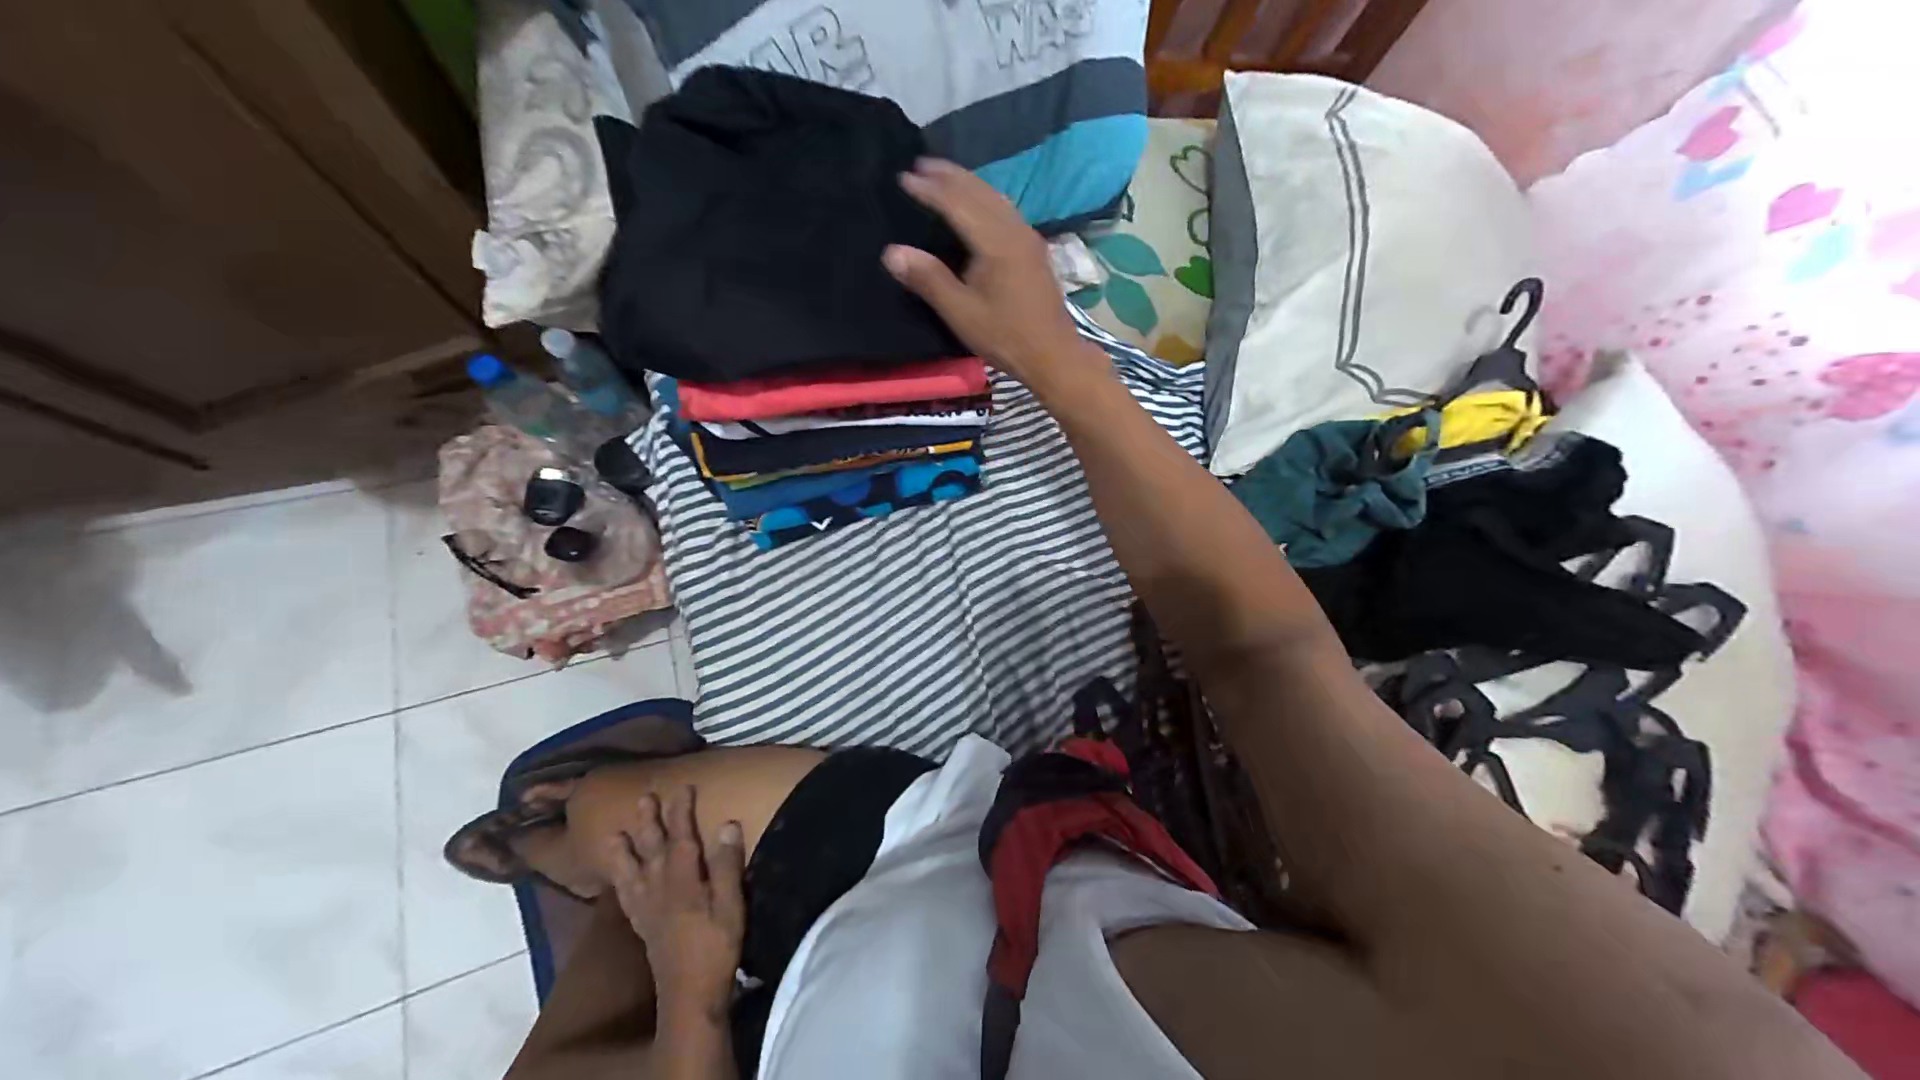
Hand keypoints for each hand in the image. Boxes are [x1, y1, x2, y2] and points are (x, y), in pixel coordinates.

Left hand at [603, 788, 744, 1028]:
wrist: (690, 993)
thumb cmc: (717, 945)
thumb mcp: (731, 903)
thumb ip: (727, 864)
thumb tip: (727, 823)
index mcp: (683, 878)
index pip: (682, 835)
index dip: (682, 810)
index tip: (682, 786)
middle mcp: (659, 887)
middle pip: (651, 847)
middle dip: (649, 821)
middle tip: (644, 796)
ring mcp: (647, 907)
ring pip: (632, 869)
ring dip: (625, 848)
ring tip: (615, 832)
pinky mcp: (641, 925)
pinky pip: (625, 896)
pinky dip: (620, 881)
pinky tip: (618, 877)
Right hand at [884, 158, 1108, 395]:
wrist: (1052, 354)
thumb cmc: (1004, 336)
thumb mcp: (960, 312)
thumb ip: (928, 279)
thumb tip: (892, 252)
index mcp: (996, 242)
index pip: (957, 203)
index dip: (929, 189)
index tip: (903, 178)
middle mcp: (1015, 230)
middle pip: (979, 191)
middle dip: (949, 176)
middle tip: (920, 164)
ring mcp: (1028, 238)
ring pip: (995, 198)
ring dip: (968, 183)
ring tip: (943, 176)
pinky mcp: (1034, 250)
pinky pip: (1005, 210)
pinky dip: (984, 198)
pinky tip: (976, 203)